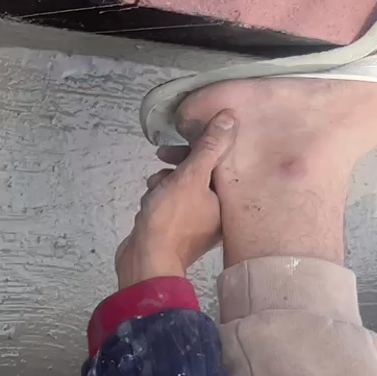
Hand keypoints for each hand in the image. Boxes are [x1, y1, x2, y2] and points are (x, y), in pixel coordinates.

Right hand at [114, 110, 237, 287]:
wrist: (146, 259)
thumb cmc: (170, 219)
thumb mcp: (189, 177)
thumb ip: (208, 147)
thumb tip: (230, 116)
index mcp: (230, 200)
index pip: (220, 161)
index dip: (199, 147)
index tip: (179, 142)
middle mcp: (220, 212)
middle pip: (201, 174)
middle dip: (177, 165)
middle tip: (160, 159)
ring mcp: (199, 224)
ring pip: (183, 188)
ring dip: (165, 182)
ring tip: (153, 188)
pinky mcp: (179, 231)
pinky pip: (172, 204)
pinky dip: (159, 198)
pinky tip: (148, 203)